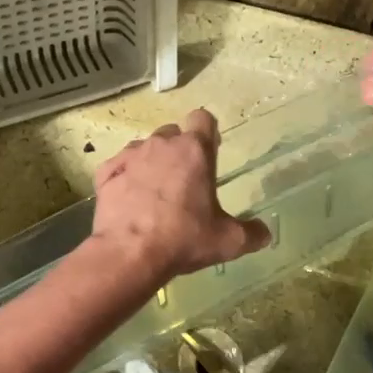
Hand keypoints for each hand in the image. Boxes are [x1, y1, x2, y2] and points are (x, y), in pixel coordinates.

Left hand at [90, 109, 271, 283]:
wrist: (129, 254)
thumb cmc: (183, 239)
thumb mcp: (227, 241)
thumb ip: (251, 233)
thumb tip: (265, 234)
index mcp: (194, 150)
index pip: (203, 118)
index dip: (208, 132)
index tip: (210, 152)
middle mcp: (161, 144)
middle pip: (173, 134)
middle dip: (180, 150)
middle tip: (185, 181)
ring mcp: (130, 156)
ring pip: (145, 148)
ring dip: (152, 163)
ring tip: (156, 194)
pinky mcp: (106, 172)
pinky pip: (119, 167)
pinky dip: (125, 178)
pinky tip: (129, 200)